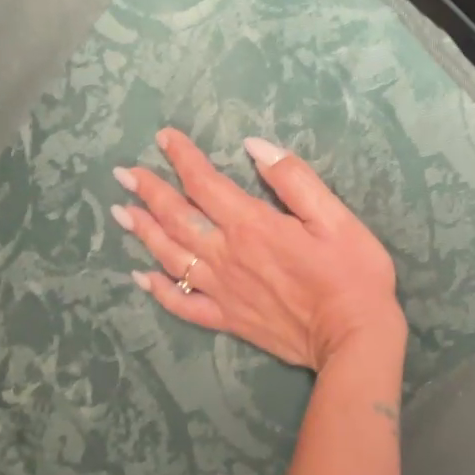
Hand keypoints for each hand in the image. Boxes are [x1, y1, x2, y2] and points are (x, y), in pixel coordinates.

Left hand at [112, 128, 405, 370]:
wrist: (353, 336)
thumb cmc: (353, 271)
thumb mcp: (335, 215)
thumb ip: (294, 179)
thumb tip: (254, 147)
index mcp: (252, 225)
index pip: (206, 184)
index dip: (183, 159)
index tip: (164, 138)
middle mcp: (227, 256)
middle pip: (178, 219)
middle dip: (149, 192)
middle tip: (123, 173)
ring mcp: (222, 291)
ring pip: (170, 257)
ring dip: (143, 232)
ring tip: (121, 212)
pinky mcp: (227, 320)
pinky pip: (182, 304)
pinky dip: (158, 289)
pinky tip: (142, 277)